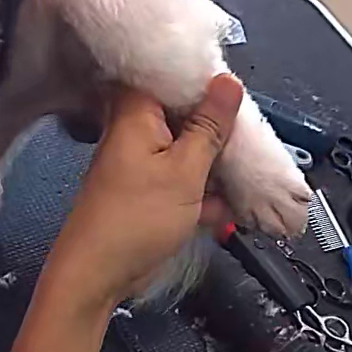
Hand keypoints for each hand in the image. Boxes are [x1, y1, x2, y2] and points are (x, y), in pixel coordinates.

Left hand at [42, 75, 243, 309]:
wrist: (101, 272)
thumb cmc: (138, 218)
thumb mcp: (186, 171)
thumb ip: (210, 127)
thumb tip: (230, 82)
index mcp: (138, 112)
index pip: (176, 80)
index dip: (209, 86)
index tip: (240, 100)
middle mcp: (139, 132)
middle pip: (187, 118)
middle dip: (219, 133)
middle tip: (250, 144)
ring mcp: (146, 165)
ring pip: (191, 155)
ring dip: (217, 170)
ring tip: (248, 181)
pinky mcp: (152, 195)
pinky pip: (185, 184)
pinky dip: (205, 196)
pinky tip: (228, 208)